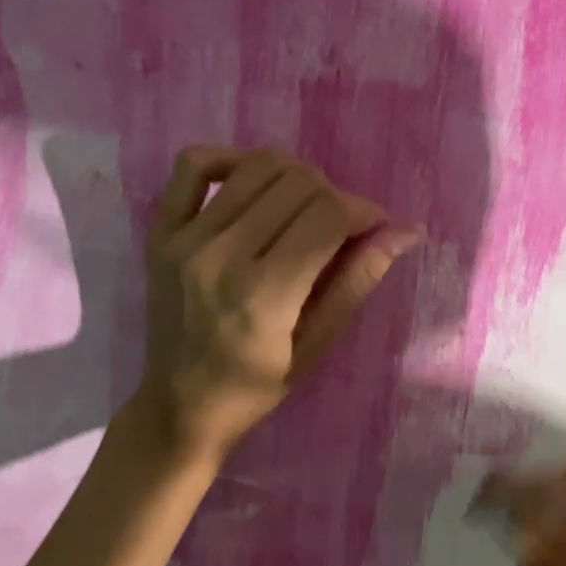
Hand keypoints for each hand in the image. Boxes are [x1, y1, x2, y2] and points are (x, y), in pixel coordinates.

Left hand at [134, 146, 421, 458]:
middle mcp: (222, 256)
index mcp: (264, 295)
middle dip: (335, 196)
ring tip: (303, 208)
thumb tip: (405, 231)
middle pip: (298, 183)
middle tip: (340, 228)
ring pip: (257, 167)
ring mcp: (185, 239)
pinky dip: (230, 160)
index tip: (376, 227)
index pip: (328, 216)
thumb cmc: (253, 389)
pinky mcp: (161, 231)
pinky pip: (193, 165)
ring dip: (295, 177)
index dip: (364, 211)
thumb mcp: (314, 348)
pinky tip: (252, 182)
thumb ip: (355, 283)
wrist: (179, 406)